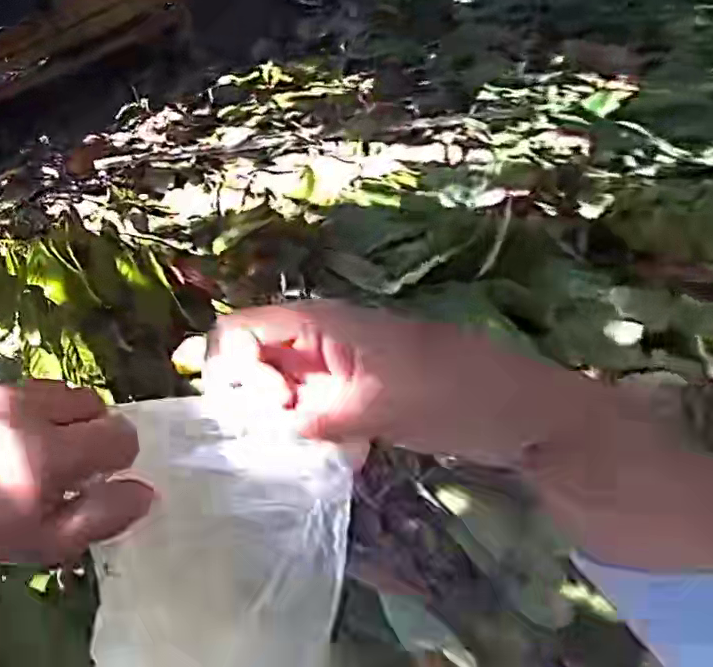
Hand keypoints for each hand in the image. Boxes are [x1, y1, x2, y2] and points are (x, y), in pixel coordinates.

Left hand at [0, 379, 153, 615]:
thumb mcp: (52, 542)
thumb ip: (105, 514)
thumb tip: (144, 488)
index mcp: (48, 451)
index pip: (117, 432)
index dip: (120, 455)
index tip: (103, 474)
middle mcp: (24, 409)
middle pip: (89, 400)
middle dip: (93, 428)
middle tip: (72, 464)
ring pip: (56, 388)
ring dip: (61, 414)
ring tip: (36, 450)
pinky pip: (20, 387)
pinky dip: (26, 407)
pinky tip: (3, 438)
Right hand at [206, 300, 597, 465]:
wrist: (539, 418)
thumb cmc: (456, 395)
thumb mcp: (380, 407)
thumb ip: (315, 418)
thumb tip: (268, 432)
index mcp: (310, 323)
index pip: (235, 331)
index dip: (236, 365)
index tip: (274, 402)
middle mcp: (306, 337)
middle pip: (244, 355)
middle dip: (250, 395)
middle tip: (282, 428)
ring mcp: (323, 363)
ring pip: (269, 383)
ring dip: (280, 417)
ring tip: (316, 445)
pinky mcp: (341, 388)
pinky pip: (300, 403)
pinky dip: (308, 428)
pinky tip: (342, 450)